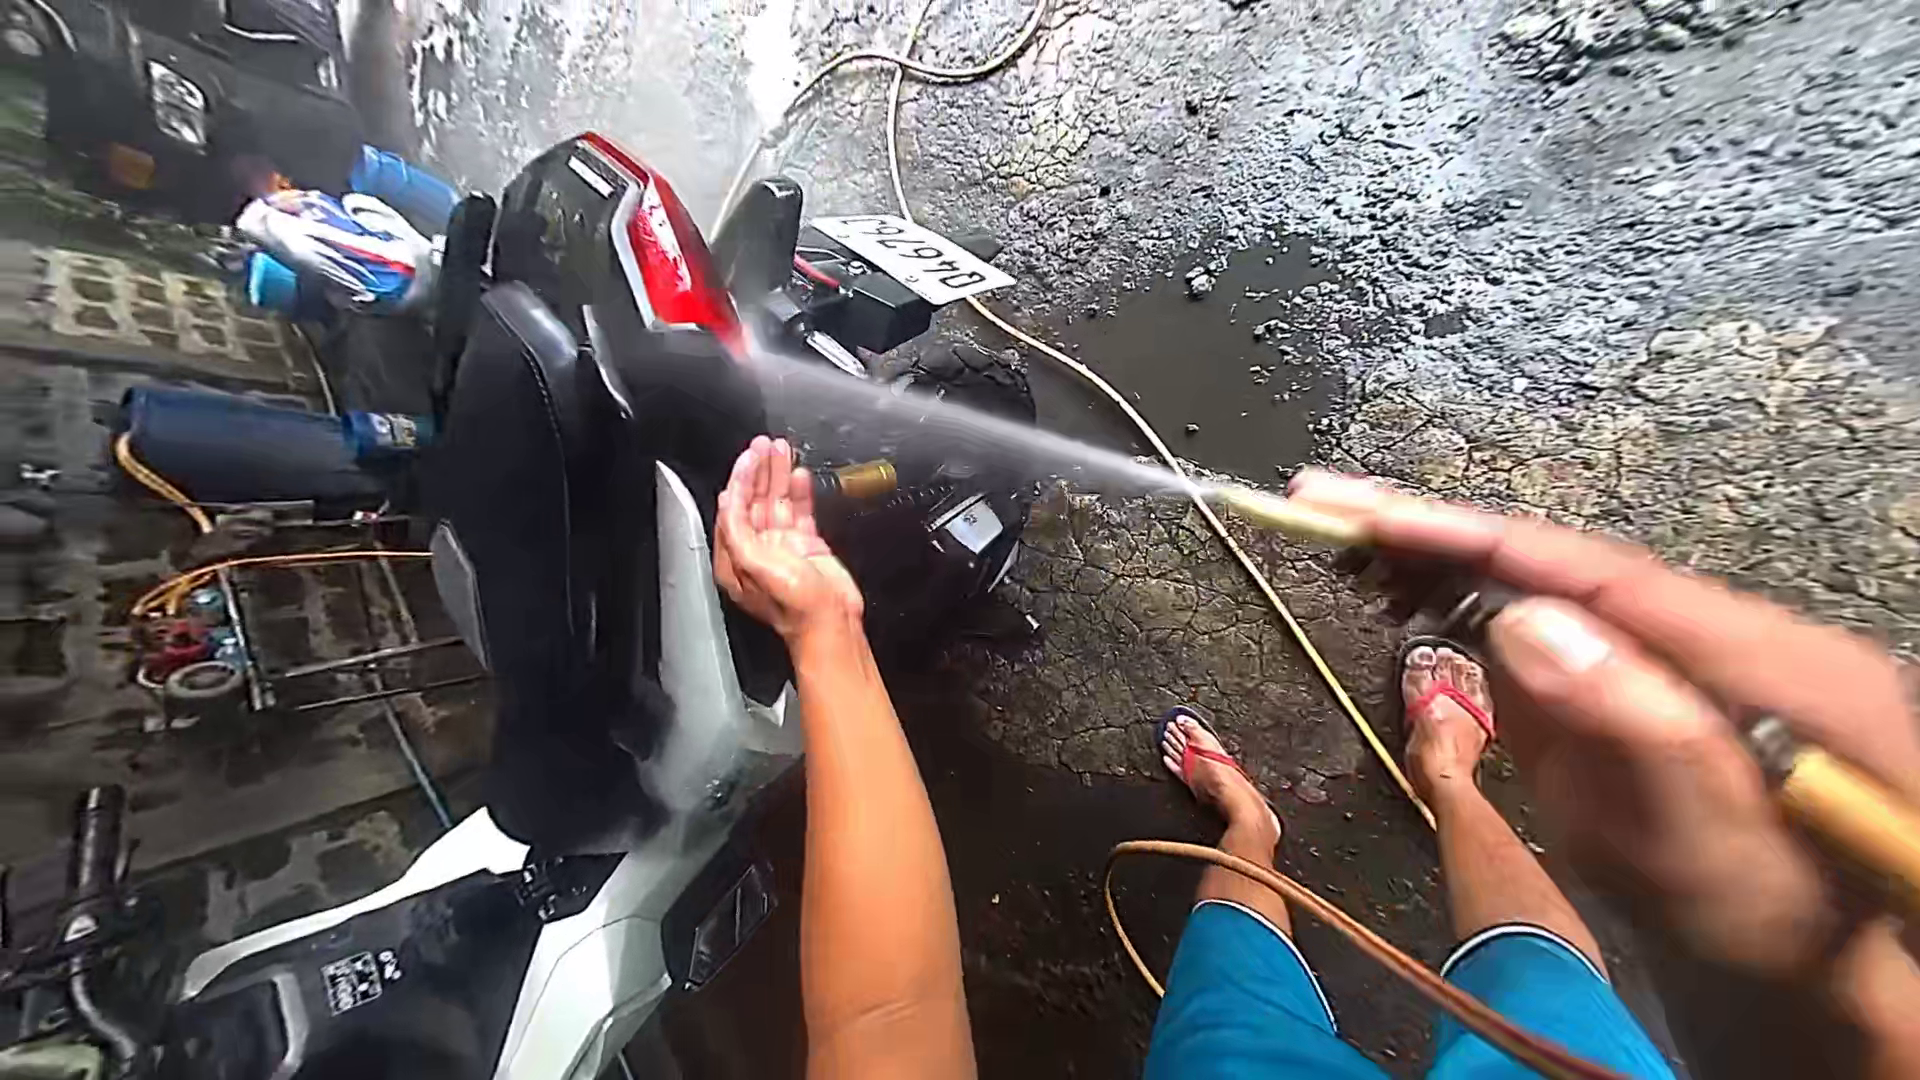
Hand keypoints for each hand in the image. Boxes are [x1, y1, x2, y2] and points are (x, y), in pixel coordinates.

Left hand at [714, 436, 862, 643]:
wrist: (832, 621)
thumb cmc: (795, 606)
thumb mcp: (755, 567)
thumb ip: (738, 532)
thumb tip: (728, 501)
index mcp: (736, 558)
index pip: (733, 508)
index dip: (741, 479)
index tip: (750, 457)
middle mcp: (758, 550)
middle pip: (756, 499)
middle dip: (761, 470)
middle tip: (766, 445)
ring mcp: (784, 547)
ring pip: (779, 501)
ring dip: (780, 475)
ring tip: (783, 450)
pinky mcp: (808, 545)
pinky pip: (801, 511)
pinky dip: (801, 493)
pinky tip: (800, 476)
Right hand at [1288, 469, 1919, 976]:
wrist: (1786, 938)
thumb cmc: (1758, 902)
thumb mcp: (1706, 832)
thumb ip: (1638, 724)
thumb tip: (1523, 620)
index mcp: (1733, 647)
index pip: (1572, 565)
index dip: (1464, 535)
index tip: (1373, 519)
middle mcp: (1668, 622)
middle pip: (1524, 552)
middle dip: (1415, 522)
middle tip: (1319, 497)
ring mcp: (1621, 641)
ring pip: (1501, 572)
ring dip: (1411, 548)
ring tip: (1328, 527)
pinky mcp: (1580, 664)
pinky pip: (1493, 607)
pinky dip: (1427, 585)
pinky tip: (1380, 577)